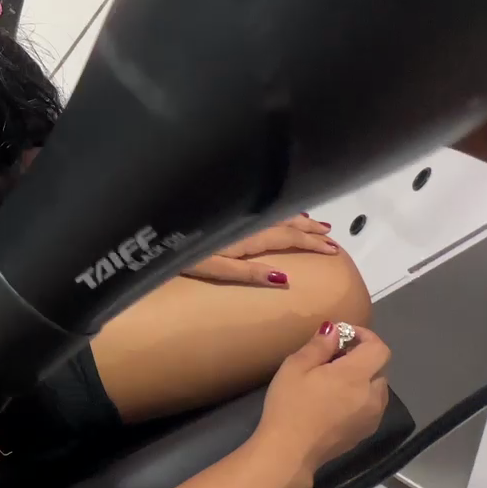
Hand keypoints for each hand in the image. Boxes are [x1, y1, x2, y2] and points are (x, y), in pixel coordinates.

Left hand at [182, 216, 340, 286]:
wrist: (153, 227)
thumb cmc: (179, 253)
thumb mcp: (214, 268)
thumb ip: (248, 273)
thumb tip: (285, 279)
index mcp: (247, 236)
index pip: (288, 237)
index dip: (311, 242)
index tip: (334, 248)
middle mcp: (245, 222)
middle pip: (284, 221)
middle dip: (309, 228)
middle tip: (330, 234)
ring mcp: (235, 213)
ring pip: (273, 212)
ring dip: (295, 217)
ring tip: (313, 222)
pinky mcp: (223, 210)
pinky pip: (259, 208)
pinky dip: (275, 211)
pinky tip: (276, 212)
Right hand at [250, 322, 390, 482]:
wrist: (293, 448)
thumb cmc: (290, 402)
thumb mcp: (296, 367)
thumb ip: (319, 346)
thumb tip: (334, 330)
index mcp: (356, 376)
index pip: (380, 348)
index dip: (365, 335)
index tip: (341, 334)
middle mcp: (374, 395)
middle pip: (379, 367)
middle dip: (359, 355)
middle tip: (329, 355)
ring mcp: (374, 416)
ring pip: (377, 386)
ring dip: (360, 376)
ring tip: (330, 378)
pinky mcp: (368, 430)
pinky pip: (371, 403)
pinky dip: (359, 394)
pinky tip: (333, 400)